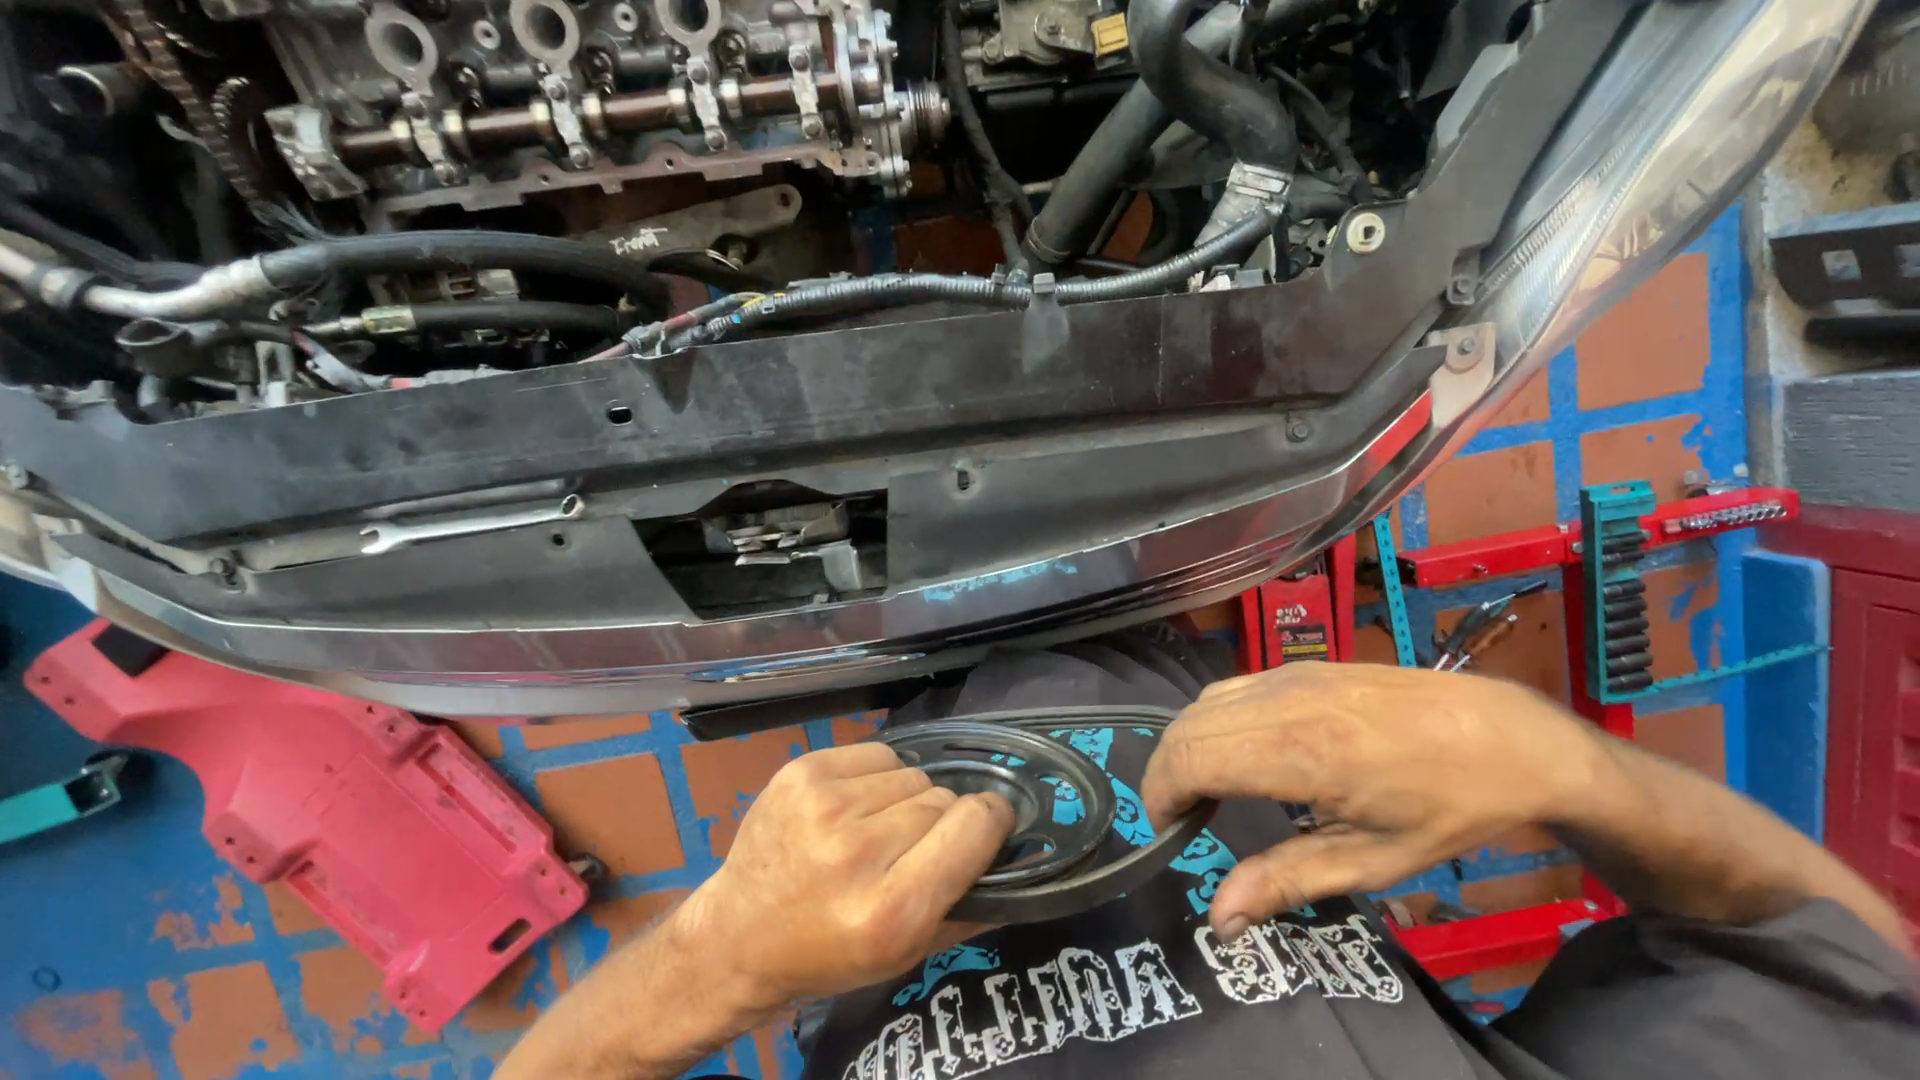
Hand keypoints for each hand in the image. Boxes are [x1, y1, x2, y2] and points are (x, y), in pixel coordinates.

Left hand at [675, 743, 1014, 1009]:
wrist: (739, 934)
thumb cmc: (830, 952)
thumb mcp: (907, 954)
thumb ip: (969, 903)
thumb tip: (1017, 846)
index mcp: (891, 910)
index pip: (974, 825)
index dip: (991, 821)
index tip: (986, 826)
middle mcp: (857, 851)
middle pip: (942, 798)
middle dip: (939, 820)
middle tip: (908, 850)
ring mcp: (824, 804)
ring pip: (912, 774)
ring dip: (906, 798)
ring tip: (875, 829)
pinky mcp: (802, 773)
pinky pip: (877, 754)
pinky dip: (876, 777)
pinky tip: (852, 807)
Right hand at [1140, 663, 1605, 937]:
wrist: (1507, 737)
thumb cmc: (1445, 808)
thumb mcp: (1372, 860)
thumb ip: (1285, 881)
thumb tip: (1219, 918)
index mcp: (1302, 754)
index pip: (1190, 760)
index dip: (1162, 796)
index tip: (1172, 833)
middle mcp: (1284, 703)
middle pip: (1184, 729)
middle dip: (1166, 776)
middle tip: (1185, 819)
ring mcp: (1290, 676)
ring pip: (1200, 704)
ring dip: (1185, 746)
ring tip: (1208, 789)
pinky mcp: (1300, 667)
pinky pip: (1229, 690)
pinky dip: (1211, 722)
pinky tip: (1238, 753)